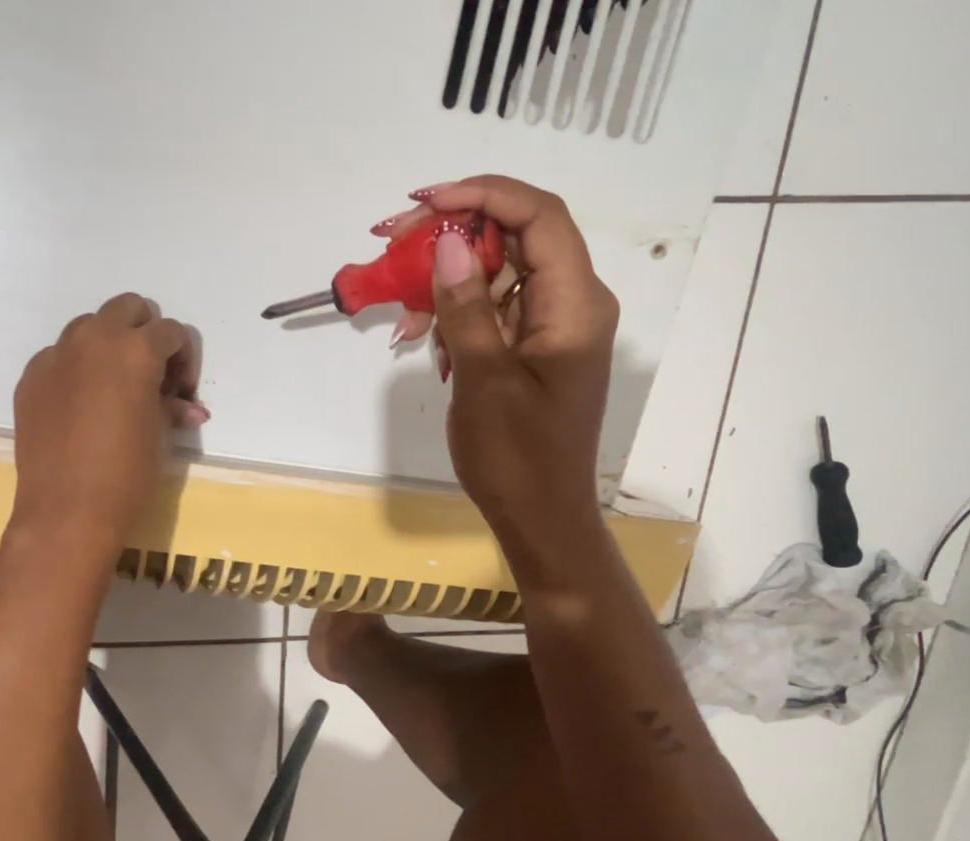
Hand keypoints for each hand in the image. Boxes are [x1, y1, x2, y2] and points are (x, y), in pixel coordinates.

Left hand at [9, 293, 204, 548]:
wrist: (66, 510)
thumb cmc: (126, 475)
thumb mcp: (159, 437)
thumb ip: (171, 408)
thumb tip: (190, 407)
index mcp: (135, 349)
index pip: (170, 332)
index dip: (183, 360)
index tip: (180, 393)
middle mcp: (94, 339)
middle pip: (127, 308)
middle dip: (144, 334)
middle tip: (149, 376)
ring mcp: (56, 356)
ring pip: (88, 328)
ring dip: (107, 346)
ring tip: (112, 389)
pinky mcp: (31, 377)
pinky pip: (58, 358)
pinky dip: (74, 370)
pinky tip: (79, 408)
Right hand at [377, 176, 617, 548]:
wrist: (539, 516)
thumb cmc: (515, 455)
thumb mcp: (482, 378)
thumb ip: (466, 305)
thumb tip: (448, 238)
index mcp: (575, 305)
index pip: (539, 217)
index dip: (483, 195)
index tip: (424, 202)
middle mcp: (574, 303)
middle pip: (517, 238)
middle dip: (454, 236)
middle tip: (393, 246)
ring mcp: (555, 326)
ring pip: (499, 273)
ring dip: (449, 282)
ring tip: (406, 317)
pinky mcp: (535, 347)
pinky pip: (496, 309)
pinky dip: (459, 314)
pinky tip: (428, 338)